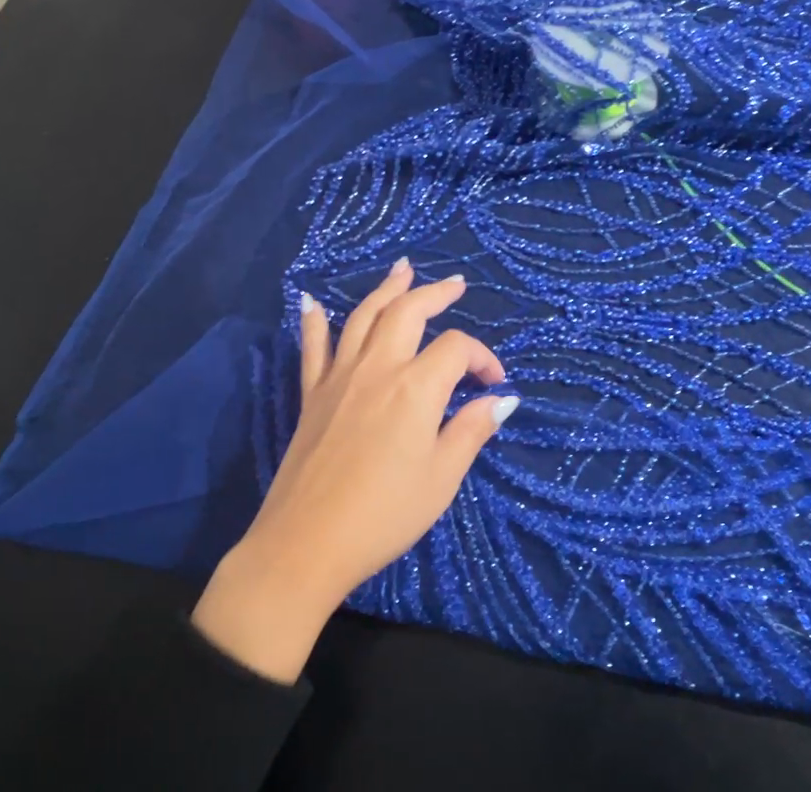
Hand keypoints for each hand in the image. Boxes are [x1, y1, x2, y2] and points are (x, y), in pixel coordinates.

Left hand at [192, 259, 514, 683]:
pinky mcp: (311, 394)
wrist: (307, 541)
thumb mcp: (442, 479)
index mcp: (416, 388)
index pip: (457, 349)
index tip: (494, 384)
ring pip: (362, 317)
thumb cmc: (385, 515)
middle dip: (435, 293)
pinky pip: (313, 346)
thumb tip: (502, 399)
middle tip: (455, 283)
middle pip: (407, 312)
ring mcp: (338, 378)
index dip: (482, 358)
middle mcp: (377, 369)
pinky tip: (311, 301)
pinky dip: (314, 320)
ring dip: (385, 289)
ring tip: (402, 269)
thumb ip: (471, 431)